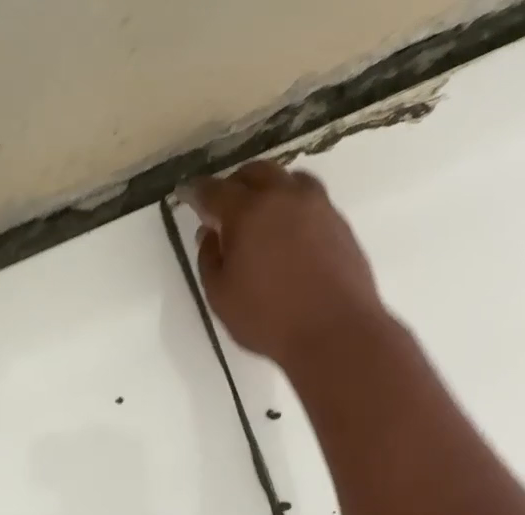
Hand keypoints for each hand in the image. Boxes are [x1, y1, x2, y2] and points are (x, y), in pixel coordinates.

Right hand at [186, 161, 391, 361]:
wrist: (336, 331)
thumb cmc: (268, 318)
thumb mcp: (220, 295)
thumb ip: (209, 259)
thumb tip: (210, 234)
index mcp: (247, 212)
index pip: (213, 190)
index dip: (195, 192)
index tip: (184, 193)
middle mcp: (283, 197)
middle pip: (255, 173)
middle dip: (233, 184)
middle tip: (221, 206)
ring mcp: (317, 206)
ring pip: (287, 180)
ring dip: (267, 189)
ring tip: (258, 213)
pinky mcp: (339, 222)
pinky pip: (309, 199)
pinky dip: (291, 205)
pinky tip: (286, 231)